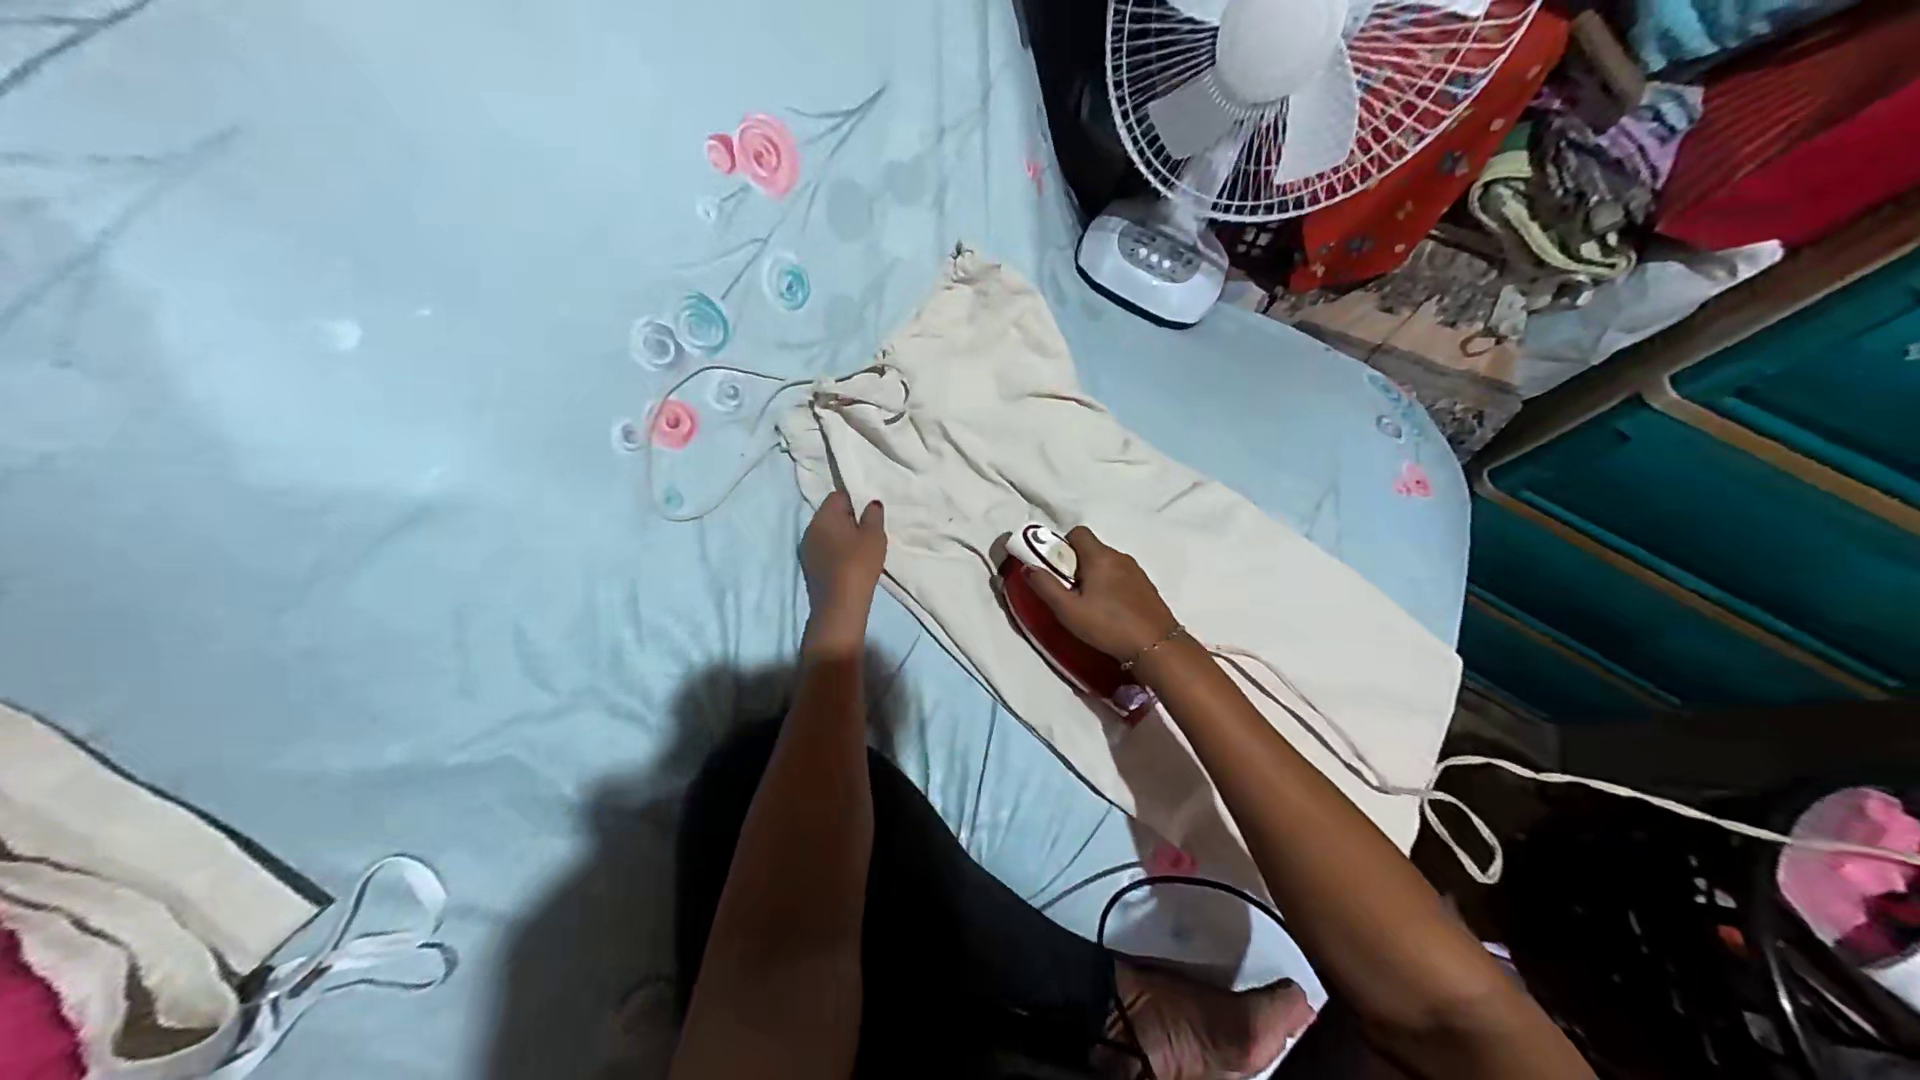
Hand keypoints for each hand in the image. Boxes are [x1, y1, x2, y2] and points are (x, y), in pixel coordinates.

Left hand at [801, 491, 886, 648]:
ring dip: (841, 537)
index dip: (855, 500)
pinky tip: (849, 564)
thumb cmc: (858, 564)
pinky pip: (823, 550)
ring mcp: (806, 549)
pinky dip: (835, 552)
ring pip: (826, 533)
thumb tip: (870, 504)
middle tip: (868, 532)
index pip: (838, 496)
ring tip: (860, 550)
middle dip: (848, 519)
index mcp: (824, 516)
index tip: (869, 515)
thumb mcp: (875, 536)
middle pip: (830, 514)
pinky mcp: (808, 567)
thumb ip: (874, 515)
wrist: (839, 605)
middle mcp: (810, 528)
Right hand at [1024, 526, 1179, 662]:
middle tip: (1068, 592)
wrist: (1156, 646)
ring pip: (1107, 564)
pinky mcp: (1146, 587)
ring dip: (1094, 576)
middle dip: (1075, 564)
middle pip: (1091, 549)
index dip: (1062, 546)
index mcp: (1099, 556)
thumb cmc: (1108, 626)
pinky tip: (1109, 612)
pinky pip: (1121, 577)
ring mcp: (1136, 571)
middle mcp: (1119, 557)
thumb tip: (1028, 566)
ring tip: (1088, 605)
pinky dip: (1110, 586)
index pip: (1077, 533)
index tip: (1056, 569)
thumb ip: (1045, 586)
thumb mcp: (1068, 610)